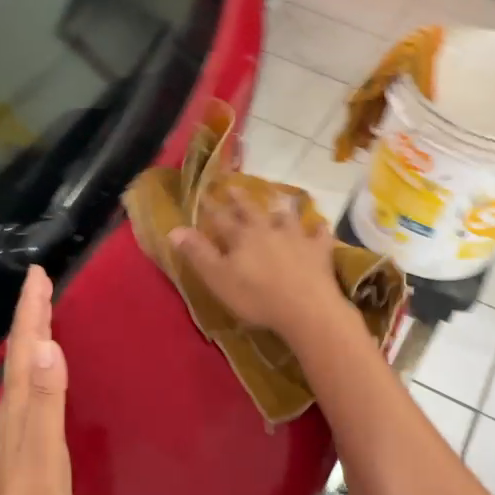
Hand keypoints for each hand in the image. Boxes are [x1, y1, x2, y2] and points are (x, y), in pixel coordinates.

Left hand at [0, 266, 71, 494]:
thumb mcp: (47, 448)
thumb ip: (48, 398)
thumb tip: (48, 346)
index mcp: (21, 402)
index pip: (25, 345)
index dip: (31, 310)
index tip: (38, 275)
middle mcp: (15, 404)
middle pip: (20, 349)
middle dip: (30, 313)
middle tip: (40, 280)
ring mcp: (17, 420)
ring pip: (22, 363)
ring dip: (30, 332)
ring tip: (41, 309)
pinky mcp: (25, 433)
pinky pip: (29, 381)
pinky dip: (35, 359)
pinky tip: (41, 363)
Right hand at [169, 186, 349, 340]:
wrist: (305, 308)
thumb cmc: (255, 297)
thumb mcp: (218, 278)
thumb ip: (198, 253)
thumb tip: (174, 229)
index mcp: (241, 237)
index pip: (221, 218)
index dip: (211, 208)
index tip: (203, 195)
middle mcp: (268, 229)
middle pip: (252, 210)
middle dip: (241, 199)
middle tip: (234, 186)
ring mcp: (296, 237)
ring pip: (287, 216)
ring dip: (281, 208)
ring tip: (279, 200)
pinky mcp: (319, 251)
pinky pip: (320, 234)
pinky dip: (318, 229)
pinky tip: (320, 226)